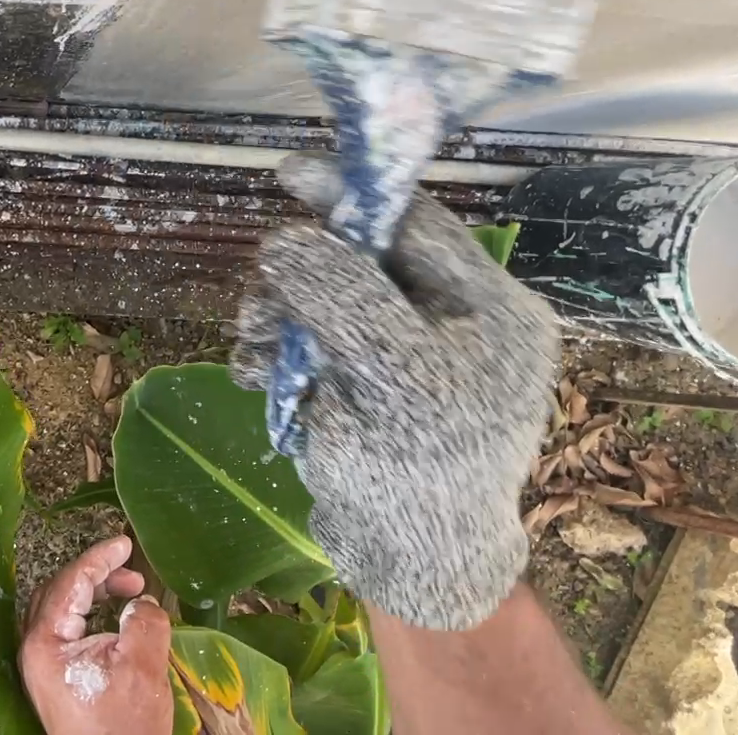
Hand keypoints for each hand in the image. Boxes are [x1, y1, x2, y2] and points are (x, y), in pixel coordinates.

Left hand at [20, 536, 172, 734]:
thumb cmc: (125, 728)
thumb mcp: (143, 668)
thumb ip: (143, 621)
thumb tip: (142, 602)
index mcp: (46, 641)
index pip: (72, 581)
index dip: (101, 558)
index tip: (125, 544)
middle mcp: (35, 647)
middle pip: (62, 589)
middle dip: (98, 574)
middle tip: (132, 574)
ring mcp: (41, 663)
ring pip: (63, 606)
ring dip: (95, 592)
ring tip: (131, 591)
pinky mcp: (54, 676)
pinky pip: (67, 628)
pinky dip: (91, 613)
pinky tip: (116, 618)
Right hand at [232, 152, 559, 630]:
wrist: (404, 563)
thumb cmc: (422, 477)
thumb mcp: (396, 381)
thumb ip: (346, 299)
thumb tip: (286, 240)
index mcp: (484, 308)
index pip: (414, 224)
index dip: (352, 193)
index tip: (291, 174)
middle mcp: (440, 317)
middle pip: (354, 256)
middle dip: (297, 273)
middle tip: (258, 305)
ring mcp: (393, 344)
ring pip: (317, 292)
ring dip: (272, 312)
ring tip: (253, 350)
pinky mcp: (353, 370)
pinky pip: (301, 332)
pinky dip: (270, 346)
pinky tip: (255, 372)